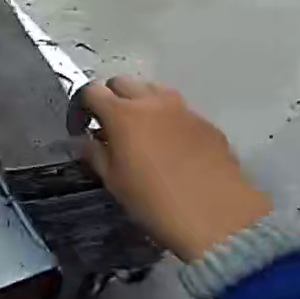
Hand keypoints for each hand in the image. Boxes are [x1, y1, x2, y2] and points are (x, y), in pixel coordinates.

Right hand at [80, 76, 271, 262]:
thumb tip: (85, 141)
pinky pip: (179, 110)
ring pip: (154, 91)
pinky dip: (167, 119)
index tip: (82, 127)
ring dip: (141, 103)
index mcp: (122, 114)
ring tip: (141, 132)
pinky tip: (171, 148)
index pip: (92, 91)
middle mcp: (153, 102)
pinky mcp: (206, 123)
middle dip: (111, 98)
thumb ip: (95, 155)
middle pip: (123, 82)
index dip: (82, 106)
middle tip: (110, 126)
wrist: (217, 216)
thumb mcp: (114, 182)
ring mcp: (183, 109)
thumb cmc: (154, 202)